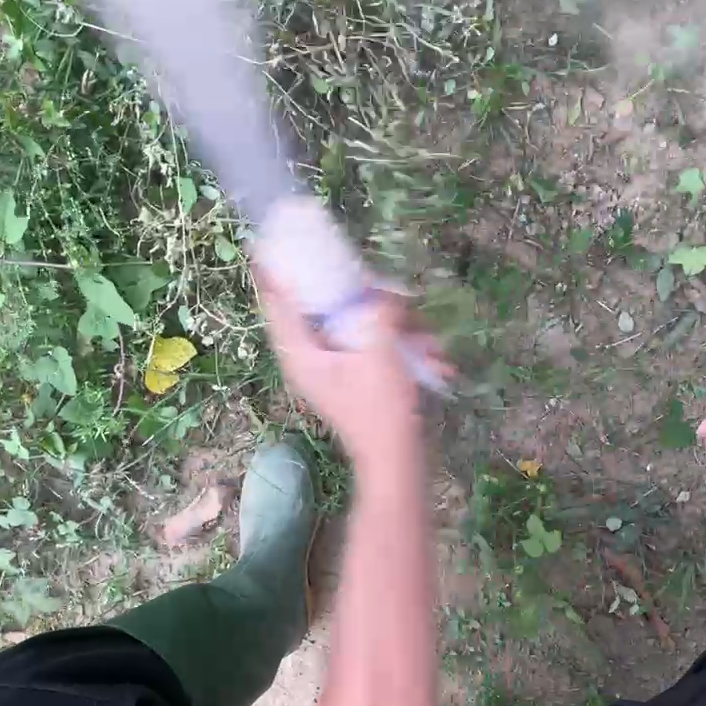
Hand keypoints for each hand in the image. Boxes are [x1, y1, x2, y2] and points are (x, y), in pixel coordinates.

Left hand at [254, 266, 442, 474]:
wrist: (397, 462)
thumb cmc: (380, 412)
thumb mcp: (380, 353)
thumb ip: (377, 312)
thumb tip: (384, 291)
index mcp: (301, 354)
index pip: (278, 304)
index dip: (275, 272)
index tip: (273, 242)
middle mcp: (311, 359)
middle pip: (320, 309)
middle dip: (359, 297)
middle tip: (381, 287)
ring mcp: (334, 369)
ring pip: (355, 326)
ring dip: (394, 326)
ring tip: (425, 338)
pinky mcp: (356, 377)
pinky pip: (372, 346)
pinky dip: (400, 346)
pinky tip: (431, 355)